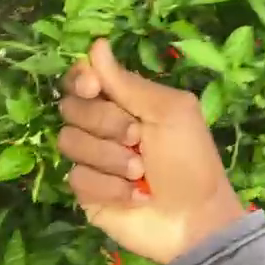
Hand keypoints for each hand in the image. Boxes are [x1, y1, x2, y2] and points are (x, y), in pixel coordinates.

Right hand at [58, 39, 245, 264]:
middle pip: (71, 107)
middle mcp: (104, 127)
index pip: (83, 79)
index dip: (82, 80)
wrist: (195, 219)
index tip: (95, 88)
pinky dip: (109, 187)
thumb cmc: (190, 160)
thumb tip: (95, 44)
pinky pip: (77, 178)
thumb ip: (128, 82)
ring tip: (140, 172)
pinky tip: (135, 196)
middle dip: (105, 123)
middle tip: (137, 138)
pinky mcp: (87, 192)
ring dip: (109, 158)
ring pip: (69, 142)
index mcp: (125, 102)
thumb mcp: (169, 112)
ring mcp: (94, 160)